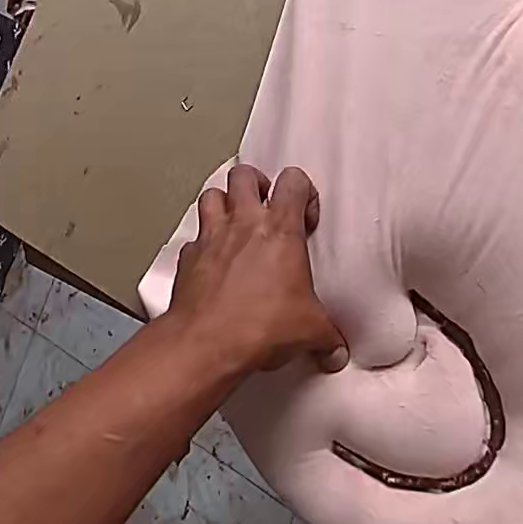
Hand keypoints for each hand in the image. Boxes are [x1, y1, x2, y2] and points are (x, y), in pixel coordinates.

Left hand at [163, 164, 347, 375]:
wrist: (207, 343)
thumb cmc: (256, 326)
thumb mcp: (310, 331)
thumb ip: (327, 336)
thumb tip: (334, 348)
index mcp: (280, 231)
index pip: (293, 181)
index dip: (303, 191)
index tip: (305, 217)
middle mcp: (243, 225)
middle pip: (244, 174)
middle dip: (257, 183)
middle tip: (266, 204)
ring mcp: (211, 238)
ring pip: (211, 194)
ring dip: (224, 202)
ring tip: (236, 220)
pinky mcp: (188, 258)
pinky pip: (194, 237)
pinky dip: (203, 242)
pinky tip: (213, 260)